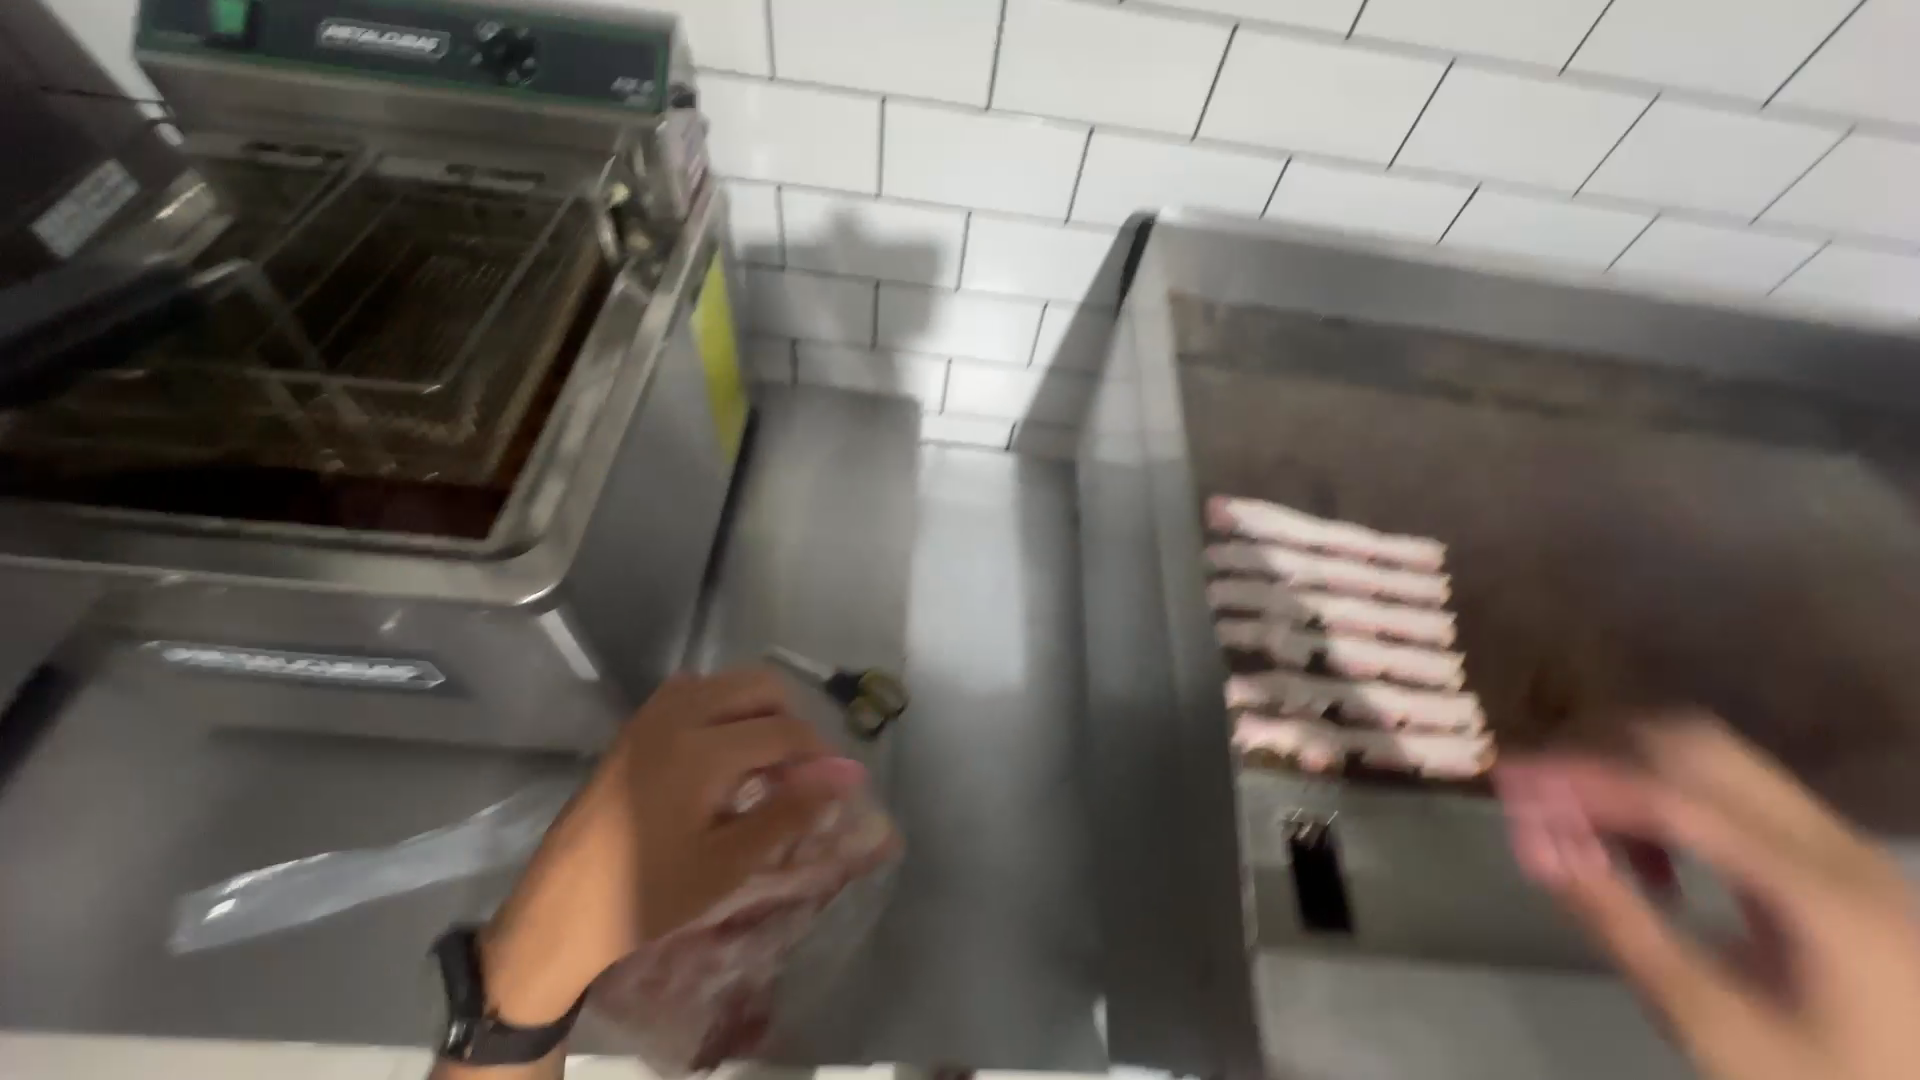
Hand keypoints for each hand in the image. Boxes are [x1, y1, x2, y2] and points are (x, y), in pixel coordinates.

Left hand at [478, 670, 854, 1025]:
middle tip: (799, 771)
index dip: (820, 753)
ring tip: (763, 763)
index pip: (784, 731)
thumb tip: (847, 775)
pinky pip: (693, 692)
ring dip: (757, 710)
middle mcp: (677, 716)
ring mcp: (651, 717)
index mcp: (702, 750)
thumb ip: (791, 810)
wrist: (560, 913)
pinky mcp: (635, 727)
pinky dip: (722, 708)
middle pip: (759, 685)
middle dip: (791, 719)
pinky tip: (721, 754)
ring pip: (726, 682)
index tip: (838, 782)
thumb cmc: (649, 895)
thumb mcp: (728, 862)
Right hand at [1496, 716, 1919, 1079]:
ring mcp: (1841, 844)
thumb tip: (1532, 842)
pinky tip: (1647, 857)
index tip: (1504, 779)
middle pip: (1693, 746)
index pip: (1670, 796)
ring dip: (1629, 773)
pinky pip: (1733, 789)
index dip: (1577, 780)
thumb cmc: (1820, 1076)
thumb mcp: (1708, 1019)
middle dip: (1598, 753)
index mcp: (1817, 889)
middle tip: (1537, 790)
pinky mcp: (1831, 856)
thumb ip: (1616, 921)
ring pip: (1711, 757)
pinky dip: (1665, 796)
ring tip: (1585, 829)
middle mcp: (1835, 844)